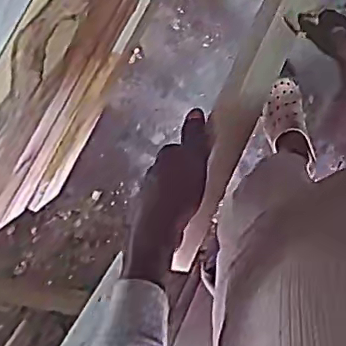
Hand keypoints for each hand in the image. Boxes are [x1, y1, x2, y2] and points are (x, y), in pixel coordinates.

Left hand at [126, 109, 209, 283]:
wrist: (156, 233)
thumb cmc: (179, 194)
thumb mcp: (194, 161)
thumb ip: (194, 137)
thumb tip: (195, 111)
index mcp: (164, 157)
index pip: (177, 148)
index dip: (190, 152)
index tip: (202, 159)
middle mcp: (150, 173)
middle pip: (168, 167)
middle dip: (180, 172)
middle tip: (199, 180)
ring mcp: (144, 196)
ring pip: (162, 188)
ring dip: (174, 191)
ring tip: (190, 201)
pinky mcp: (143, 217)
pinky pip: (160, 208)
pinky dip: (169, 209)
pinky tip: (178, 218)